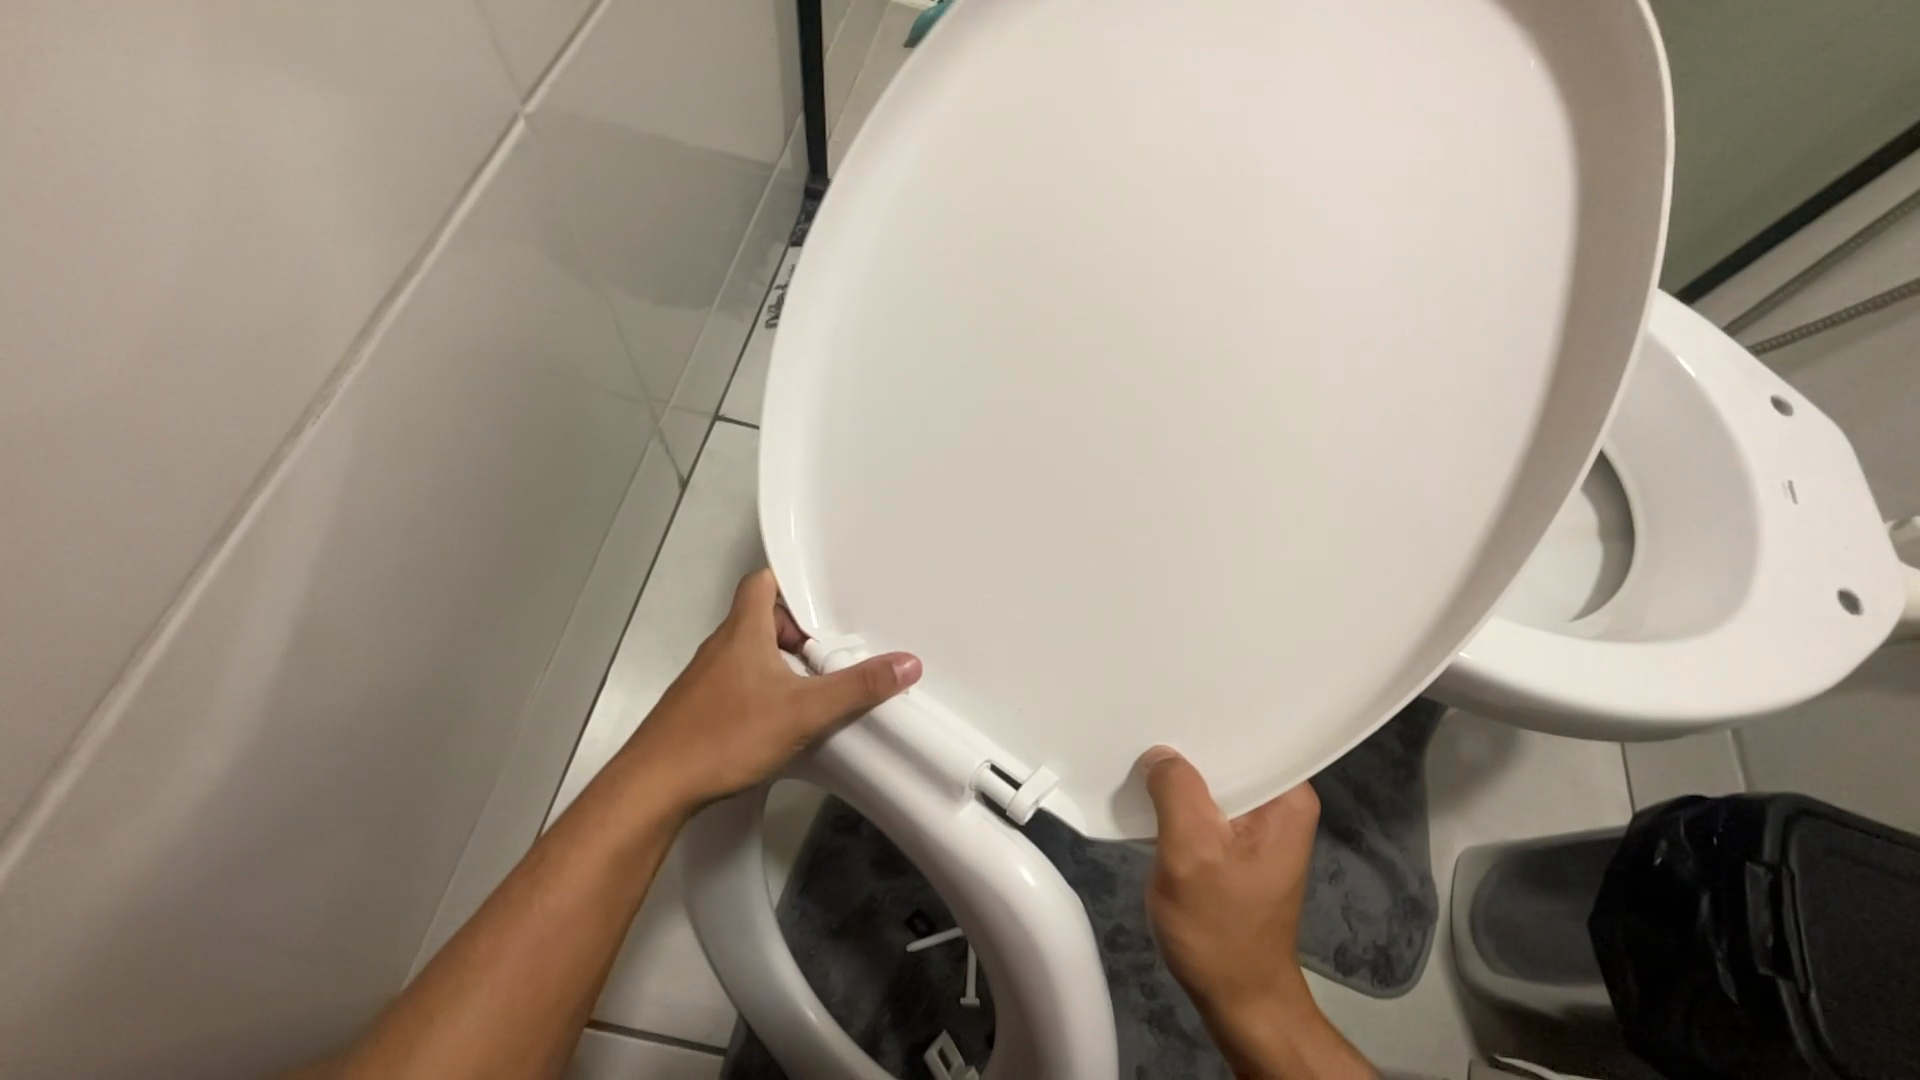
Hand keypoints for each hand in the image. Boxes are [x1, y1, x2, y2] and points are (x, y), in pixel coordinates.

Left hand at [619, 570, 921, 811]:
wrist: (655, 787)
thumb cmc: (721, 737)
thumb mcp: (804, 711)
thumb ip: (857, 688)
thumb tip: (903, 664)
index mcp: (743, 633)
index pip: (761, 583)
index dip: (790, 584)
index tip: (819, 602)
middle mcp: (721, 650)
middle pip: (762, 622)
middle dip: (798, 636)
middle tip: (826, 658)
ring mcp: (706, 681)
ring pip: (750, 657)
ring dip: (782, 668)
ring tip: (810, 694)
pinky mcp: (700, 711)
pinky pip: (738, 687)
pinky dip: (763, 695)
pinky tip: (778, 725)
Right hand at [1140, 747, 1373, 1079]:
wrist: (1235, 996)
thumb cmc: (1219, 929)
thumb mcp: (1191, 854)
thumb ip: (1176, 793)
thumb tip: (1160, 755)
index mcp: (1288, 798)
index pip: (1252, 734)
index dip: (1210, 717)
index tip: (1169, 699)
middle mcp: (1282, 804)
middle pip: (1230, 754)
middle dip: (1190, 745)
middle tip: (1145, 721)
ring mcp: (1260, 826)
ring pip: (1215, 780)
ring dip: (1181, 774)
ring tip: (1142, 752)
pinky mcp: (1238, 844)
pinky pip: (1207, 805)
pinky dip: (1180, 800)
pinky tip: (1152, 792)